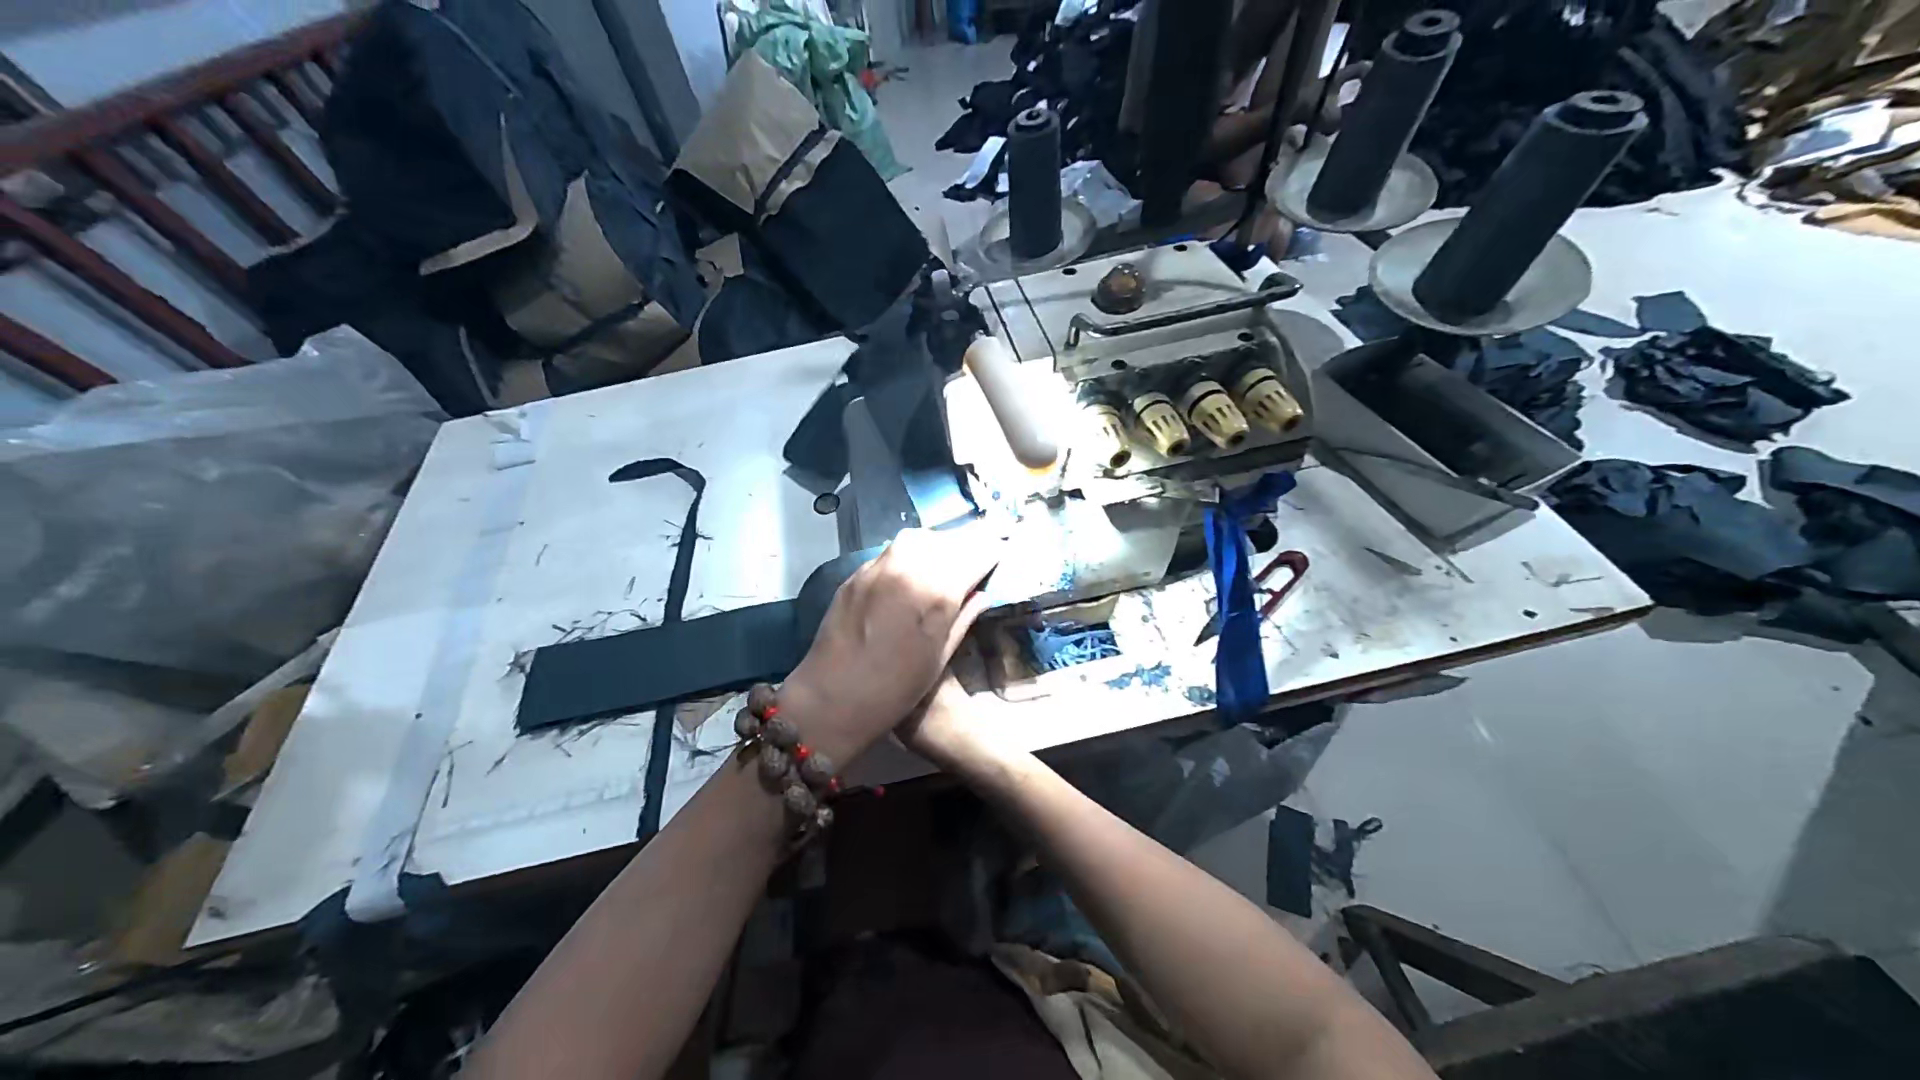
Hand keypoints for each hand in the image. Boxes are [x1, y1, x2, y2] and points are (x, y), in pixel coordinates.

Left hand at [782, 528, 999, 762]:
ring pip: (917, 539)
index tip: (1001, 551)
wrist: (831, 698)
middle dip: (966, 544)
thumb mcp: (939, 657)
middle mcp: (907, 570)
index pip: (974, 555)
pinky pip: (892, 551)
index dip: (991, 551)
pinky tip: (916, 571)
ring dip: (938, 544)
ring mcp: (877, 569)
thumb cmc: (894, 690)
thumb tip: (981, 595)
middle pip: (946, 540)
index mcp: (935, 593)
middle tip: (979, 553)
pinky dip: (911, 554)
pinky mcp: (856, 575)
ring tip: (948, 560)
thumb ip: (963, 618)